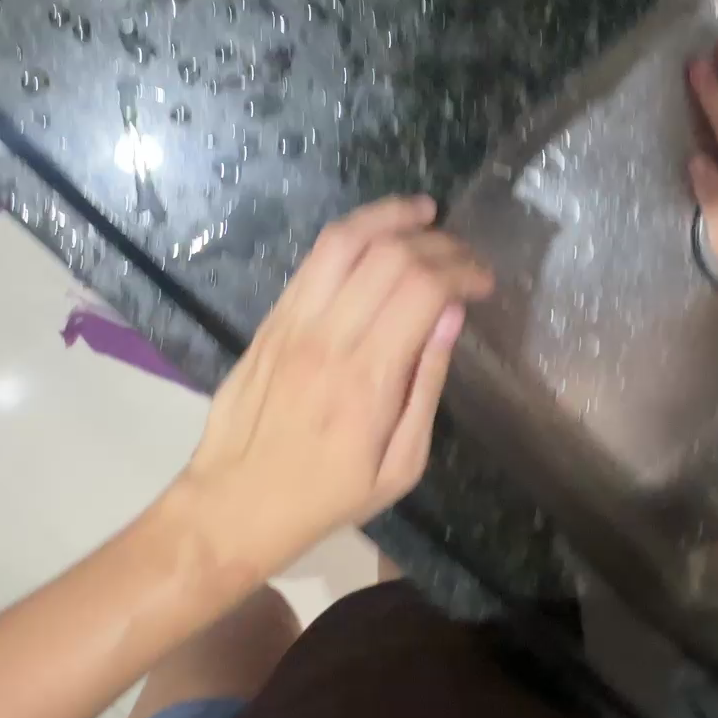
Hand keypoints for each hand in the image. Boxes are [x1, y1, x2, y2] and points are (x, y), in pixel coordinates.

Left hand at [177, 195, 493, 571]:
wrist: (233, 504)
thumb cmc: (327, 496)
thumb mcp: (400, 466)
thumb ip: (427, 386)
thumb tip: (451, 317)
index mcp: (368, 380)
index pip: (423, 290)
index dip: (462, 272)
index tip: (484, 281)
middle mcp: (329, 338)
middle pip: (390, 257)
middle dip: (439, 244)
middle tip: (464, 257)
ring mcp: (293, 322)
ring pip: (345, 242)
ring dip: (391, 217)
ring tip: (425, 214)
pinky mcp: (272, 319)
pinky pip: (313, 259)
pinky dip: (353, 234)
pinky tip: (377, 232)